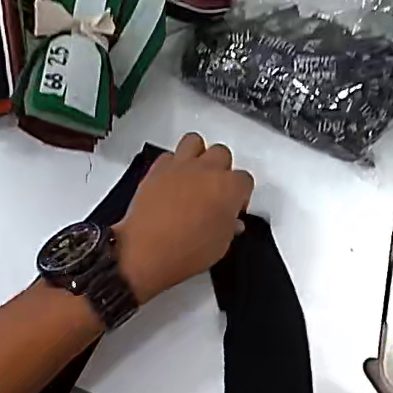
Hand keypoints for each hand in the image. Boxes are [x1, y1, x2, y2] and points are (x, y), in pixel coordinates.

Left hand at [113, 133, 253, 301]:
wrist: (147, 252)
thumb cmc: (185, 250)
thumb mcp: (220, 245)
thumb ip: (229, 225)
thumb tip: (230, 221)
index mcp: (229, 187)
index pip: (245, 180)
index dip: (241, 194)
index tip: (234, 207)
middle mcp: (207, 170)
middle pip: (222, 154)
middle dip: (222, 169)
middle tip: (216, 189)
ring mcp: (180, 167)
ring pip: (195, 141)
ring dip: (198, 154)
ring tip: (196, 172)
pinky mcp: (157, 170)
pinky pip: (168, 156)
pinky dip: (172, 164)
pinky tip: (173, 179)